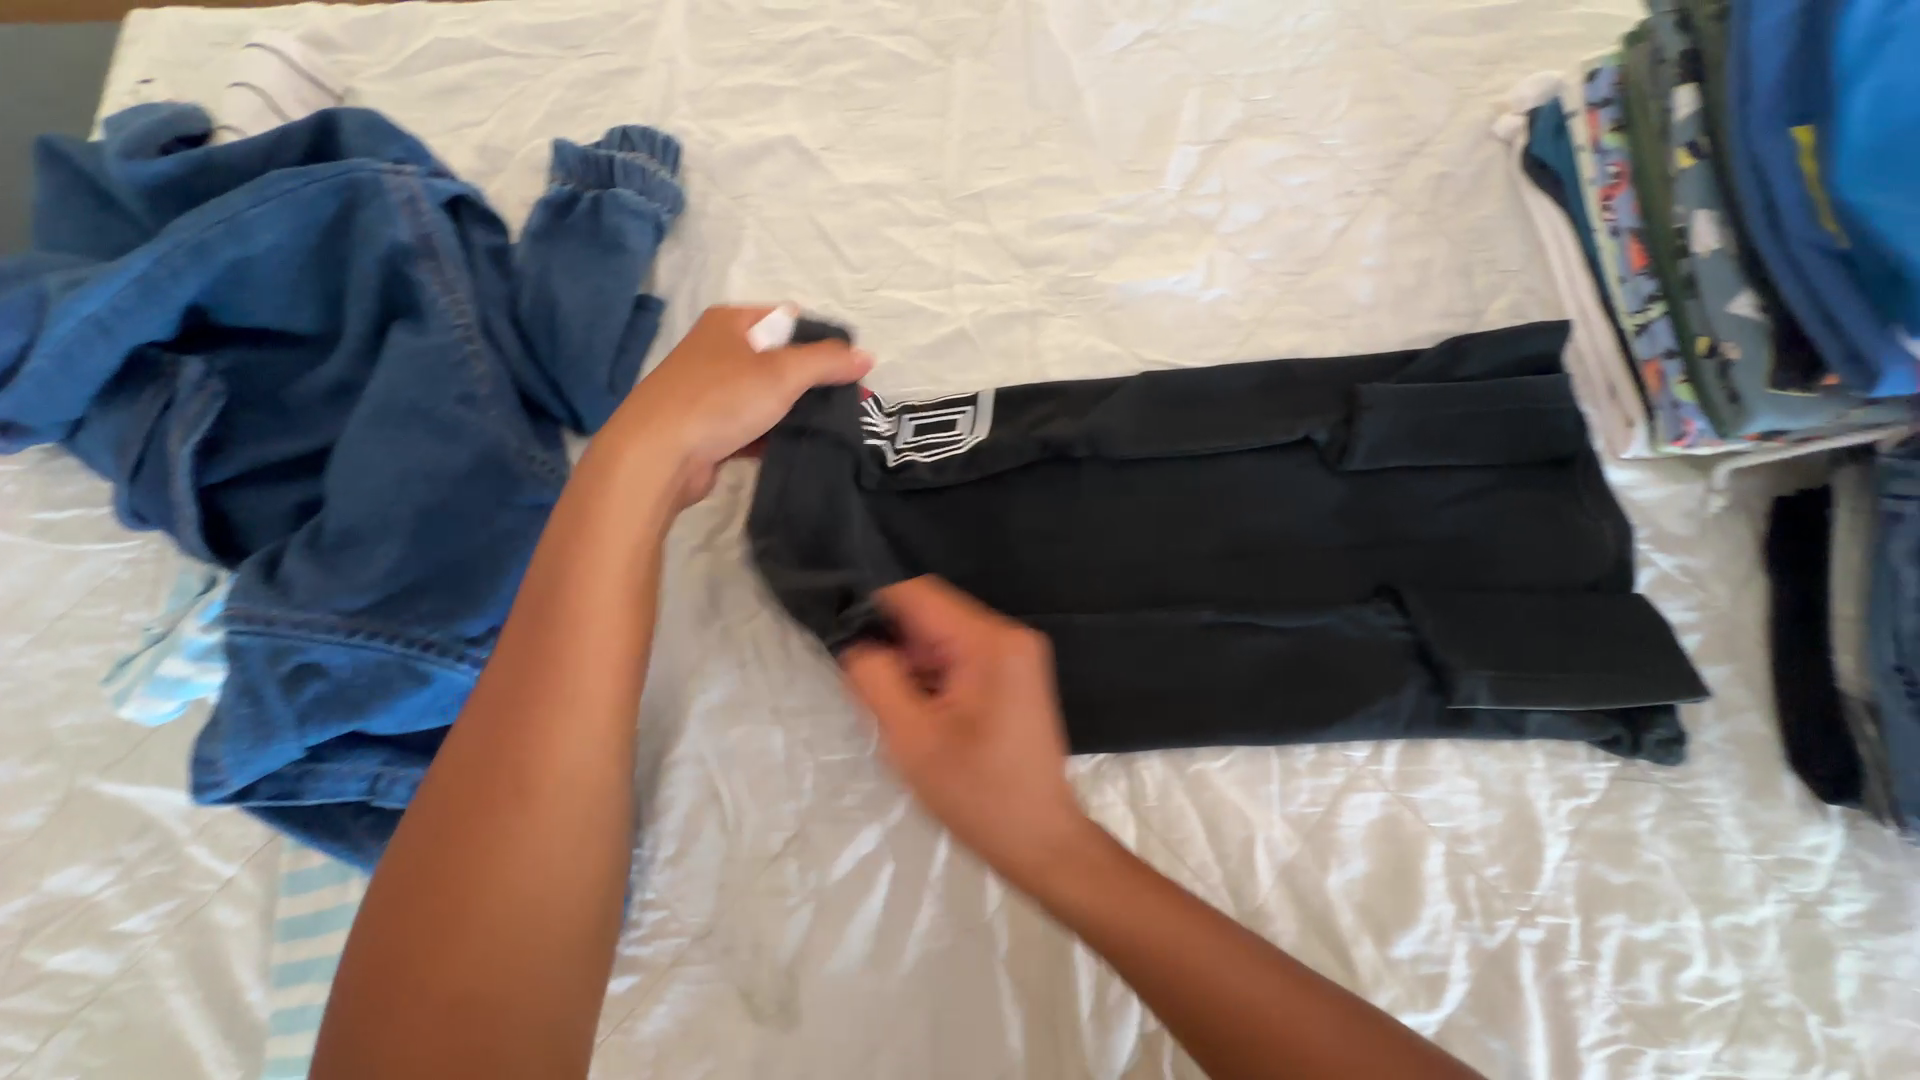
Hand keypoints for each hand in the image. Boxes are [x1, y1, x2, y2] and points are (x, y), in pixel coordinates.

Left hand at [604, 305, 871, 506]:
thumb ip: (828, 362)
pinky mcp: (709, 429)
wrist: (658, 455)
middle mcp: (718, 350)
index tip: (850, 370)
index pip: (788, 320)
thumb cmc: (720, 399)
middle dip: (812, 382)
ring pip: (767, 397)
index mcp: (730, 322)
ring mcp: (711, 391)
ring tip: (831, 429)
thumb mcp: (783, 372)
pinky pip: (752, 427)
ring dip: (795, 412)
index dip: (821, 342)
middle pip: (779, 360)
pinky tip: (800, 449)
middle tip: (847, 404)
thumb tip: (867, 356)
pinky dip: (774, 436)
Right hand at [840, 576, 1093, 883]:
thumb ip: (876, 679)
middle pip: (932, 613)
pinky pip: (960, 657)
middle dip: (893, 643)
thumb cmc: (978, 793)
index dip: (873, 604)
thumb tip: (855, 643)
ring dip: (911, 663)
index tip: (838, 628)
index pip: (918, 593)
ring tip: (892, 705)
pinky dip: (932, 676)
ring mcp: (1015, 655)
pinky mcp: (1013, 676)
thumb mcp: (912, 738)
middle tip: (862, 682)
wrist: (1041, 839)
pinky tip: (918, 711)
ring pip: (942, 636)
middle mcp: (1009, 636)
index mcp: (990, 642)